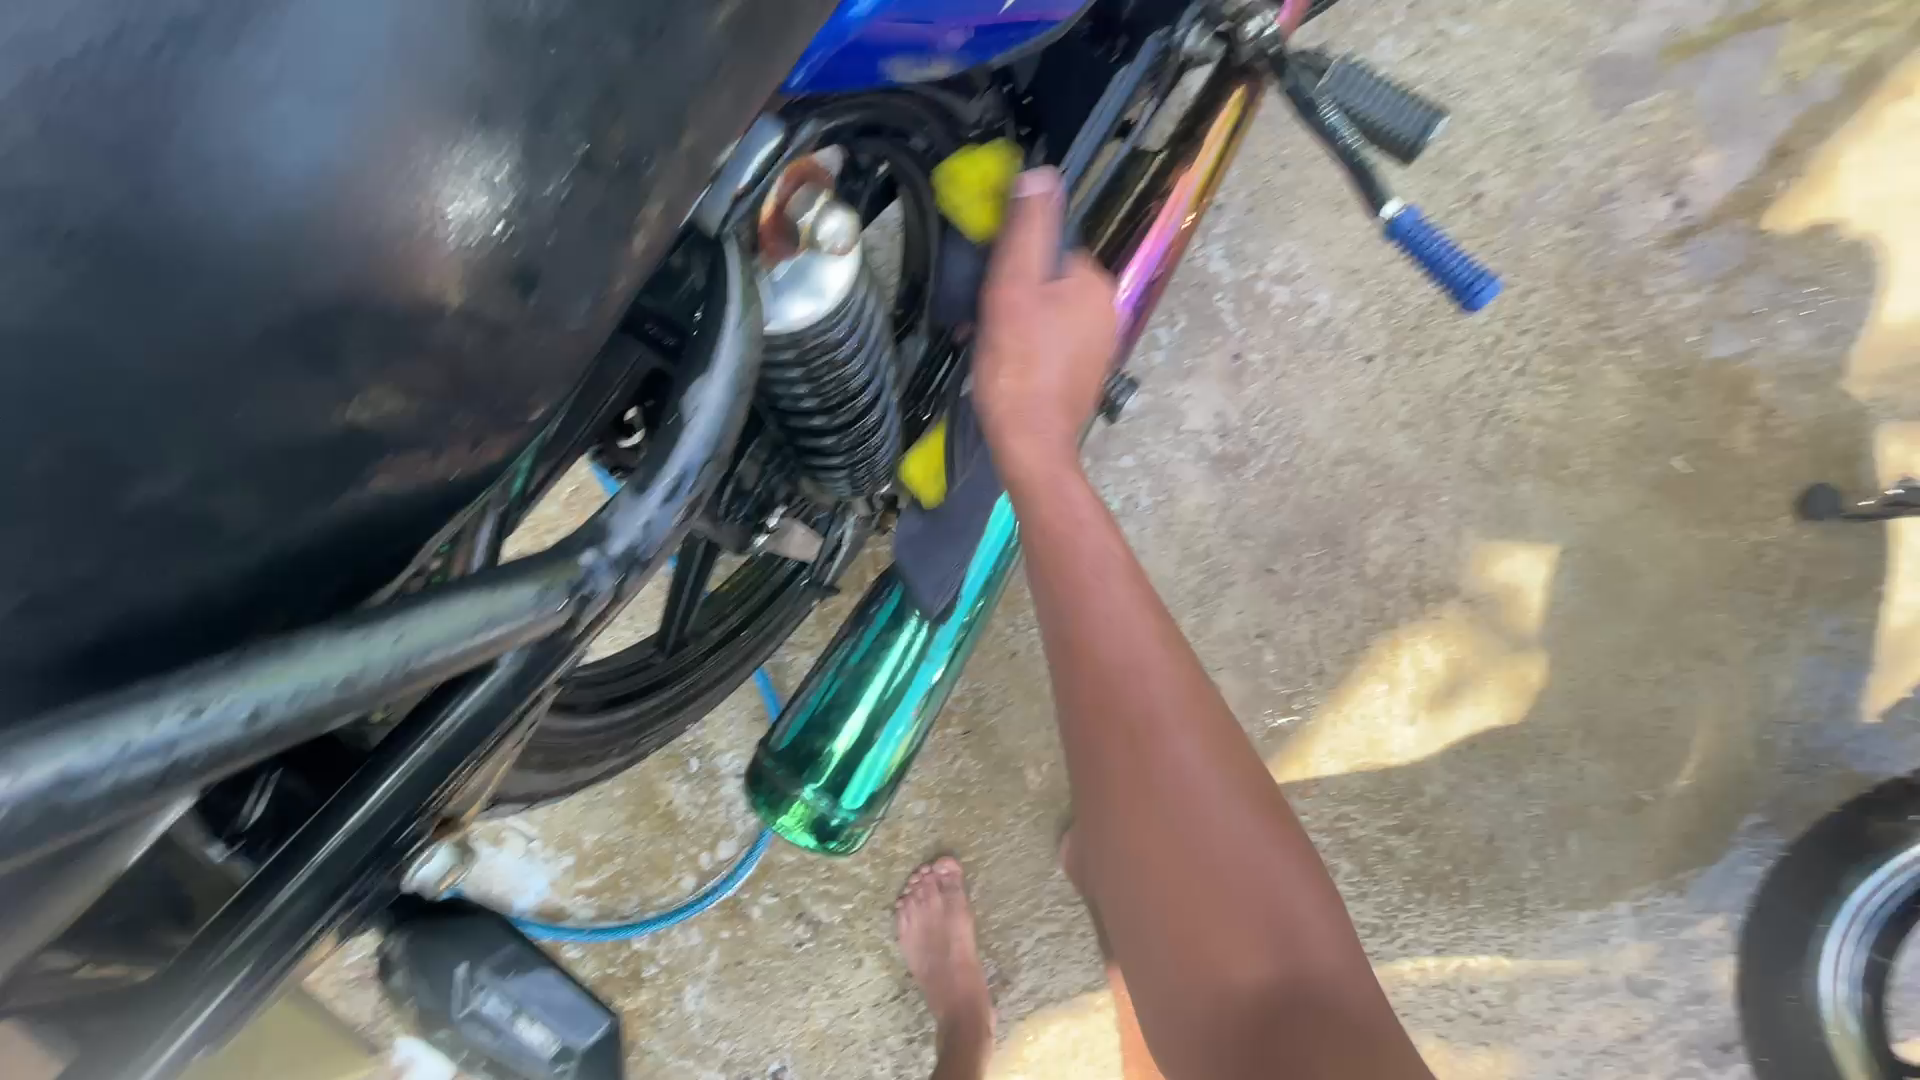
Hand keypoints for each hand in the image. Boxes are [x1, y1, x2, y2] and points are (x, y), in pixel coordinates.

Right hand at [972, 167, 1119, 483]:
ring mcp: (1098, 347)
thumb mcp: (1013, 288)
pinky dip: (1026, 350)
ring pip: (1045, 317)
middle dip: (1010, 298)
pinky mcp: (1085, 377)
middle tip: (979, 323)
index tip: (987, 291)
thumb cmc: (1017, 367)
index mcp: (1092, 283)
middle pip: (1045, 284)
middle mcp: (1105, 310)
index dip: (1011, 266)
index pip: (1046, 251)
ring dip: (1013, 324)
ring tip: (986, 348)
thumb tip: (1041, 174)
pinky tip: (1005, 368)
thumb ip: (1027, 230)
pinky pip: (1050, 347)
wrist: (1031, 444)